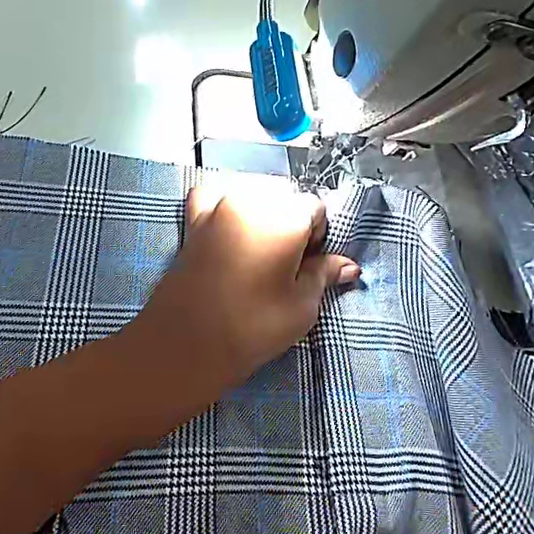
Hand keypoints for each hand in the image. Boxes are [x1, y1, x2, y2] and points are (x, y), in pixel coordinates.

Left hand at [134, 184, 359, 390]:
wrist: (185, 342)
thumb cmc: (252, 326)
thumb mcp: (301, 306)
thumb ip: (323, 275)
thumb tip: (348, 265)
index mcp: (284, 215)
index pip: (315, 207)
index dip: (318, 235)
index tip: (310, 263)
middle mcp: (251, 199)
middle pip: (283, 194)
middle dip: (291, 220)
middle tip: (287, 261)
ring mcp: (218, 206)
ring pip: (251, 191)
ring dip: (261, 211)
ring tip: (261, 252)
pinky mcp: (193, 220)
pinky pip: (214, 197)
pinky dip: (225, 205)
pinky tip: (230, 232)